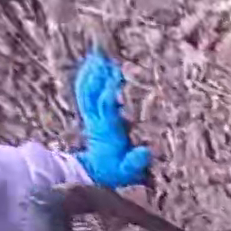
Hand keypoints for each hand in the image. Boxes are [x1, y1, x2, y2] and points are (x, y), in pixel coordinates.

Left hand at [73, 48, 152, 188]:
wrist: (96, 172)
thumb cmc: (115, 172)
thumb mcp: (128, 172)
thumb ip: (136, 162)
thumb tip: (146, 150)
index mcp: (107, 131)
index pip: (106, 106)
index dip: (110, 90)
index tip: (117, 76)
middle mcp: (96, 120)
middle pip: (92, 92)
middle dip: (98, 75)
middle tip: (106, 59)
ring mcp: (91, 117)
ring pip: (85, 90)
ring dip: (90, 73)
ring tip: (98, 57)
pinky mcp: (89, 116)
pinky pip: (83, 93)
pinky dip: (85, 79)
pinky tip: (91, 68)